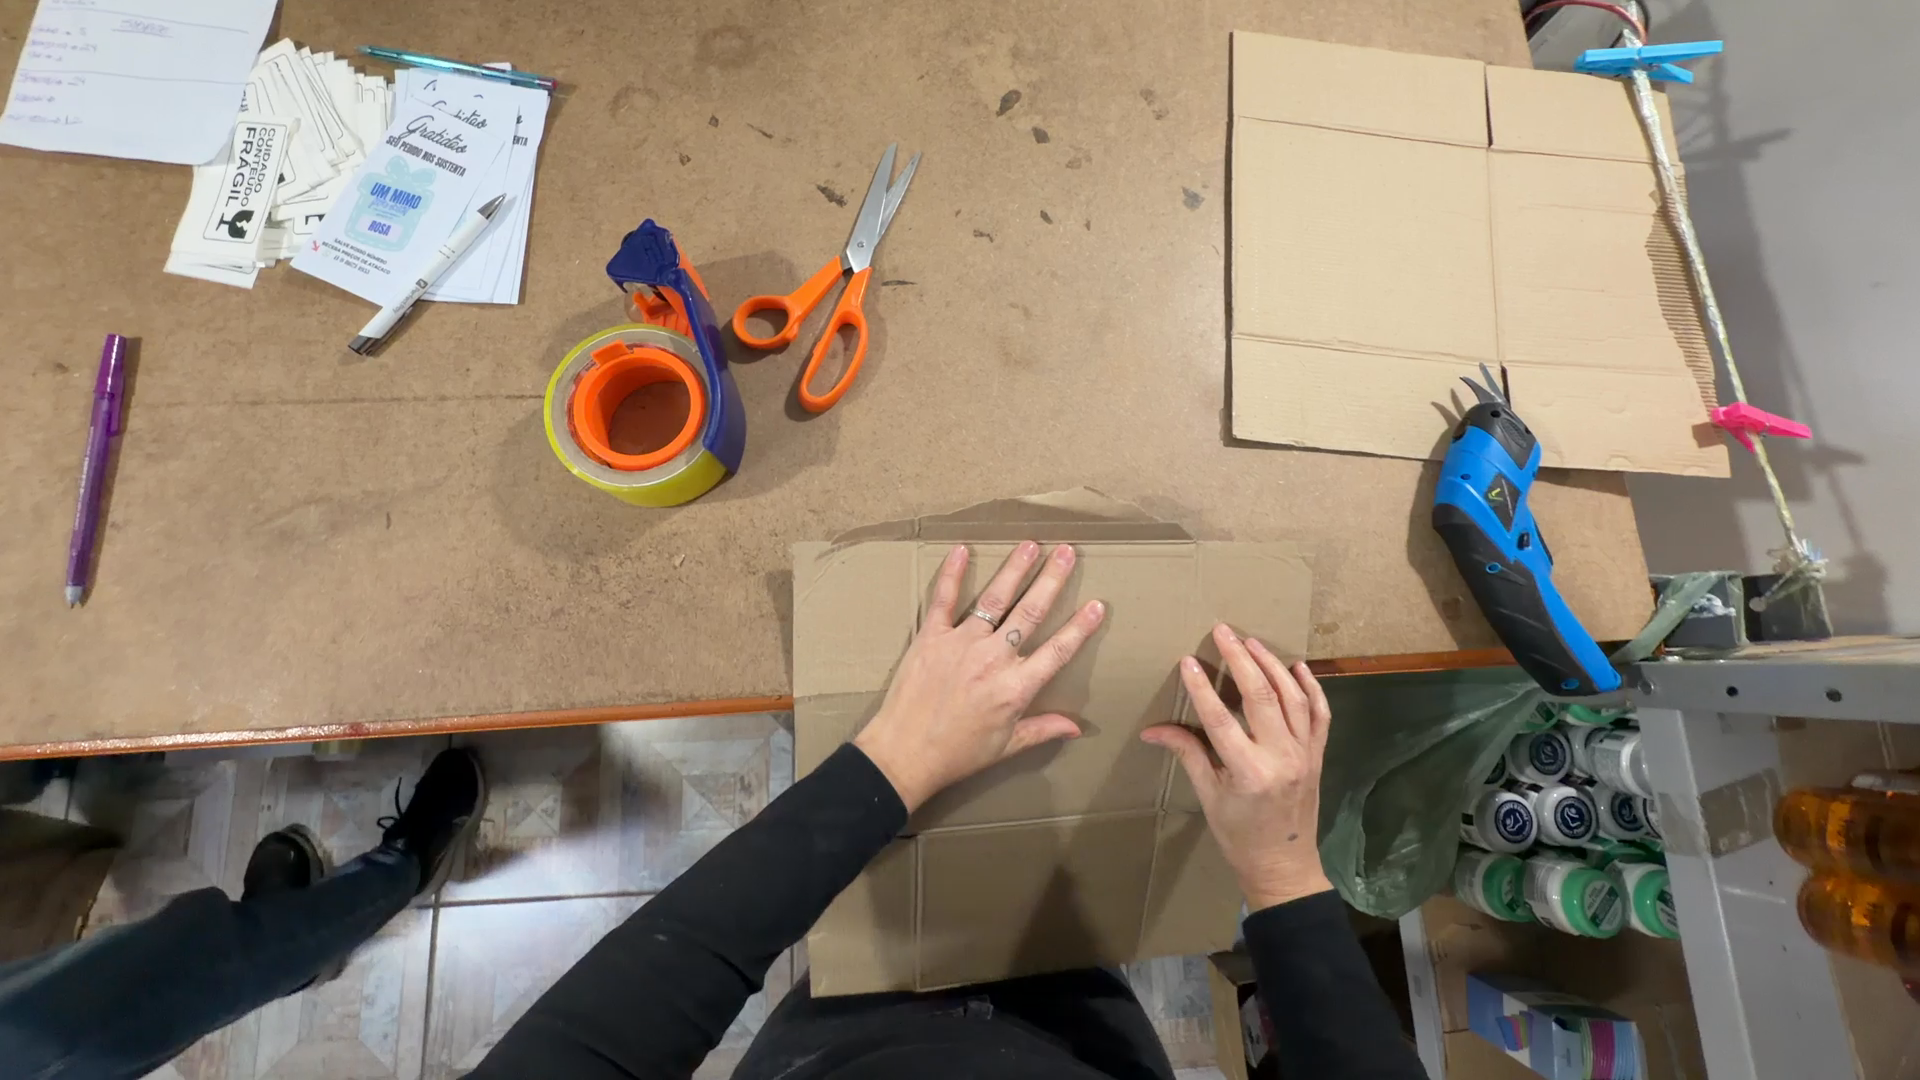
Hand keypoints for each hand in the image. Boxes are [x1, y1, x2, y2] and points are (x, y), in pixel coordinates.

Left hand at [854, 541, 1106, 811]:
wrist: (904, 754)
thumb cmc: (957, 754)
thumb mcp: (1006, 747)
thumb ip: (1042, 729)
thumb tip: (1076, 727)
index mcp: (1016, 687)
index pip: (1058, 651)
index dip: (1080, 627)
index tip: (1097, 604)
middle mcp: (993, 659)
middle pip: (1030, 612)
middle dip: (1051, 580)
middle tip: (1068, 552)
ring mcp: (961, 644)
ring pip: (995, 599)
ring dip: (1014, 569)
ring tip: (1031, 545)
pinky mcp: (931, 637)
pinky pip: (944, 599)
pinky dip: (952, 573)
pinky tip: (962, 549)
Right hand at [1141, 624, 1333, 909]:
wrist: (1286, 867)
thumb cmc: (1239, 835)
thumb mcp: (1208, 796)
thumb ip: (1186, 754)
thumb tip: (1150, 731)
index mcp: (1248, 772)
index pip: (1220, 719)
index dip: (1202, 687)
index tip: (1188, 660)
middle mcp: (1281, 757)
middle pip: (1261, 697)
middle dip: (1241, 660)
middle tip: (1223, 631)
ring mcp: (1305, 754)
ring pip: (1293, 698)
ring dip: (1272, 665)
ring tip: (1251, 641)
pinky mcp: (1318, 755)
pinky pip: (1319, 714)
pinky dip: (1311, 687)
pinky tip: (1297, 666)